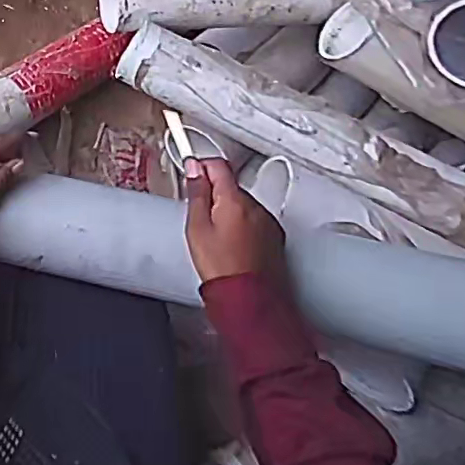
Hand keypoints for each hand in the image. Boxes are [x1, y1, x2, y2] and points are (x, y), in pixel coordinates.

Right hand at [182, 157, 286, 284]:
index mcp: (235, 200)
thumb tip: (195, 170)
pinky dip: (241, 222)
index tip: (190, 168)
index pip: (218, 165)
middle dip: (213, 190)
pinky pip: (254, 218)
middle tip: (197, 208)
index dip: (201, 164)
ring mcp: (268, 222)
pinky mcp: (274, 237)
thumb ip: (196, 194)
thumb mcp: (196, 227)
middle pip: (230, 184)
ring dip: (228, 208)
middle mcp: (256, 207)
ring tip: (214, 231)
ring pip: (242, 202)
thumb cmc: (222, 267)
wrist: (249, 300)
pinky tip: (229, 241)